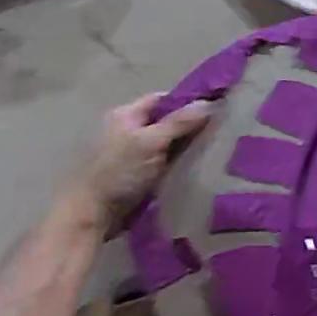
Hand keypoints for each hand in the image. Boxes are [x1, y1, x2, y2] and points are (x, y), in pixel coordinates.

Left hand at [65, 93, 213, 225]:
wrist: (93, 215)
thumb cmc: (117, 172)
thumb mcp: (150, 142)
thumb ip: (180, 122)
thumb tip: (210, 102)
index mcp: (127, 115)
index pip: (164, 99)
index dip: (189, 101)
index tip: (217, 107)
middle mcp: (132, 130)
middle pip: (171, 120)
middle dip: (195, 124)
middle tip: (223, 128)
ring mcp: (139, 153)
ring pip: (174, 141)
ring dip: (193, 144)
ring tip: (221, 144)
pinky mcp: (146, 172)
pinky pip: (172, 160)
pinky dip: (187, 160)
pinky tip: (205, 162)